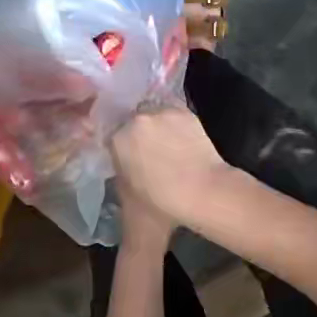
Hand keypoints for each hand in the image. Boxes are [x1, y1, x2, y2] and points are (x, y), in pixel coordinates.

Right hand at [109, 106, 232, 239]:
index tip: (132, 154)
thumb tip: (119, 165)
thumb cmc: (160, 204)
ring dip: (158, 126)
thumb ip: (118, 173)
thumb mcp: (126, 195)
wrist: (203, 193)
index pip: (113, 134)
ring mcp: (161, 114)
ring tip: (169, 146)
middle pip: (132, 120)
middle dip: (140, 133)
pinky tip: (183, 143)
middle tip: (151, 151)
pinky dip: (176, 125)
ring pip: (153, 114)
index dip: (123, 144)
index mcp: (117, 139)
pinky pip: (173, 114)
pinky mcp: (184, 112)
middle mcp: (135, 120)